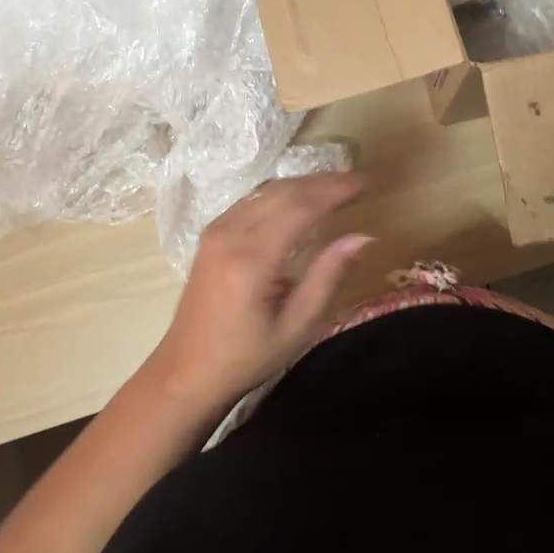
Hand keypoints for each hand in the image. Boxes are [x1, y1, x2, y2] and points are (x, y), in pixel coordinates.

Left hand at [146, 174, 372, 407]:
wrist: (186, 370)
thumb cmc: (246, 357)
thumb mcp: (296, 327)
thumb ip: (328, 277)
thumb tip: (362, 237)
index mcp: (252, 258)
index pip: (301, 206)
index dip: (336, 190)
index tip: (367, 182)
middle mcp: (231, 233)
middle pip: (285, 191)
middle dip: (324, 182)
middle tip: (359, 182)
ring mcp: (217, 229)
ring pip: (268, 190)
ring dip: (304, 184)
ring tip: (337, 187)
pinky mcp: (212, 233)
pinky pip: (253, 199)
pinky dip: (283, 193)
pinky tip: (302, 200)